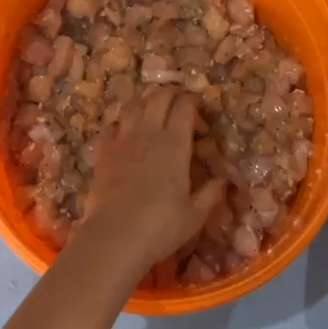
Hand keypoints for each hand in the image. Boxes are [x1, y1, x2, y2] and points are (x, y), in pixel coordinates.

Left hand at [76, 85, 225, 270]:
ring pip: (134, 104)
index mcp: (174, 143)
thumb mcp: (194, 215)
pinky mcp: (103, 150)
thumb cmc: (160, 226)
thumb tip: (224, 179)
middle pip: (159, 96)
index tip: (200, 111)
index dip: (193, 101)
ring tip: (152, 108)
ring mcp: (123, 138)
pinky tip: (124, 130)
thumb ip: (211, 194)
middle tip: (179, 101)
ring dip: (146, 101)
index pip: (184, 106)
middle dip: (171, 93)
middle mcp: (148, 132)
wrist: (114, 235)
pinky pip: (112, 124)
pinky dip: (121, 121)